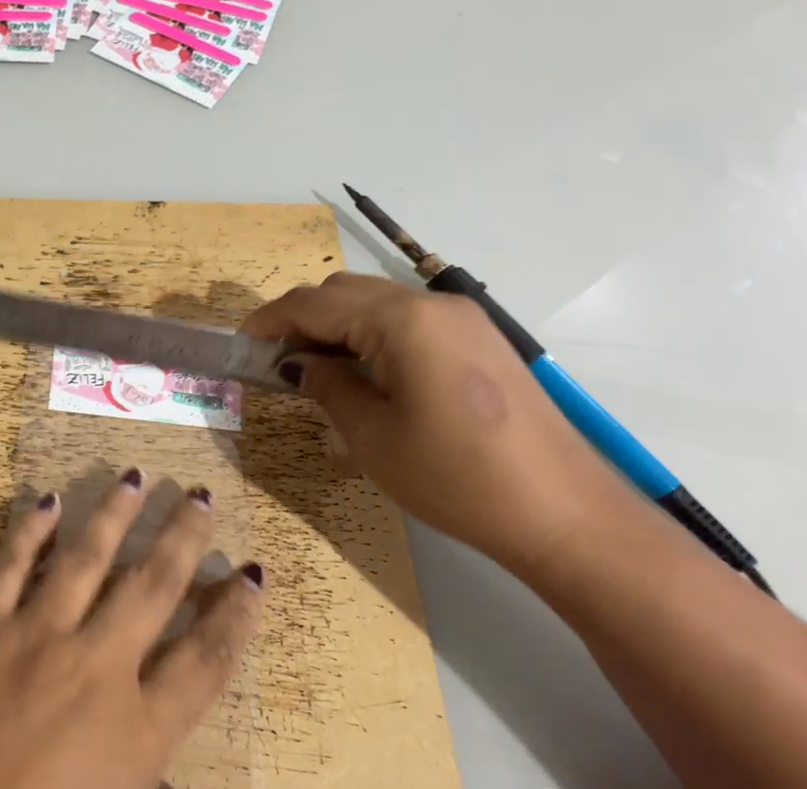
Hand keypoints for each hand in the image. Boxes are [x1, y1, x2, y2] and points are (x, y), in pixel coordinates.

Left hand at [0, 471, 262, 788]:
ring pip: (85, 559)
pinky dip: (30, 530)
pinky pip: (12, 565)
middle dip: (183, 539)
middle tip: (201, 496)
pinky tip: (48, 500)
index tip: (252, 575)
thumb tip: (172, 734)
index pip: (203, 661)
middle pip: (152, 589)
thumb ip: (149, 760)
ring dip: (113, 514)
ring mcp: (36, 635)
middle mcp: (95, 666)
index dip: (235, 617)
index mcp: (136, 727)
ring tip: (134, 476)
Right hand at [240, 273, 625, 568]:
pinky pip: (409, 320)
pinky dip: (373, 334)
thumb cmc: (457, 478)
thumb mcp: (373, 437)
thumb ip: (327, 386)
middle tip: (277, 364)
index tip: (240, 344)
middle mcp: (433, 304)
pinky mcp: (480, 340)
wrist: (566, 515)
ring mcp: (463, 319)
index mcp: (402, 320)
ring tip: (317, 371)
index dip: (270, 320)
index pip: (315, 303)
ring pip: (377, 302)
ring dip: (338, 326)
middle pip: (345, 292)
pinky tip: (366, 374)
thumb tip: (297, 363)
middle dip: (302, 320)